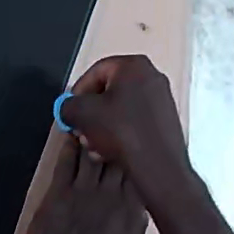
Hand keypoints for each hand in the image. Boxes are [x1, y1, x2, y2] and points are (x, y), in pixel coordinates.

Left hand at [14, 134, 148, 233]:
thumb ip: (137, 229)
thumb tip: (141, 207)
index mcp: (132, 212)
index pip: (143, 175)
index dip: (146, 158)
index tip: (147, 145)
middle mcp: (111, 195)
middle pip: (121, 159)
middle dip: (124, 141)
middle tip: (124, 123)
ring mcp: (83, 189)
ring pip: (95, 152)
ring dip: (97, 134)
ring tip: (99, 118)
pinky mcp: (58, 190)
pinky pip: (66, 160)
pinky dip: (70, 144)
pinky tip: (73, 130)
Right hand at [58, 55, 191, 190]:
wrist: (158, 167)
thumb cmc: (122, 132)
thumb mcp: (81, 113)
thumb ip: (67, 105)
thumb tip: (67, 108)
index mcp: (134, 66)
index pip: (95, 71)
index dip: (77, 91)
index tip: (70, 108)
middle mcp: (152, 77)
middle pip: (108, 90)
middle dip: (90, 112)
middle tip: (80, 128)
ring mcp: (162, 99)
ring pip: (120, 108)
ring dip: (102, 125)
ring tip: (93, 144)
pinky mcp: (167, 121)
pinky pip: (135, 120)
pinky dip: (119, 132)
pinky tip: (109, 150)